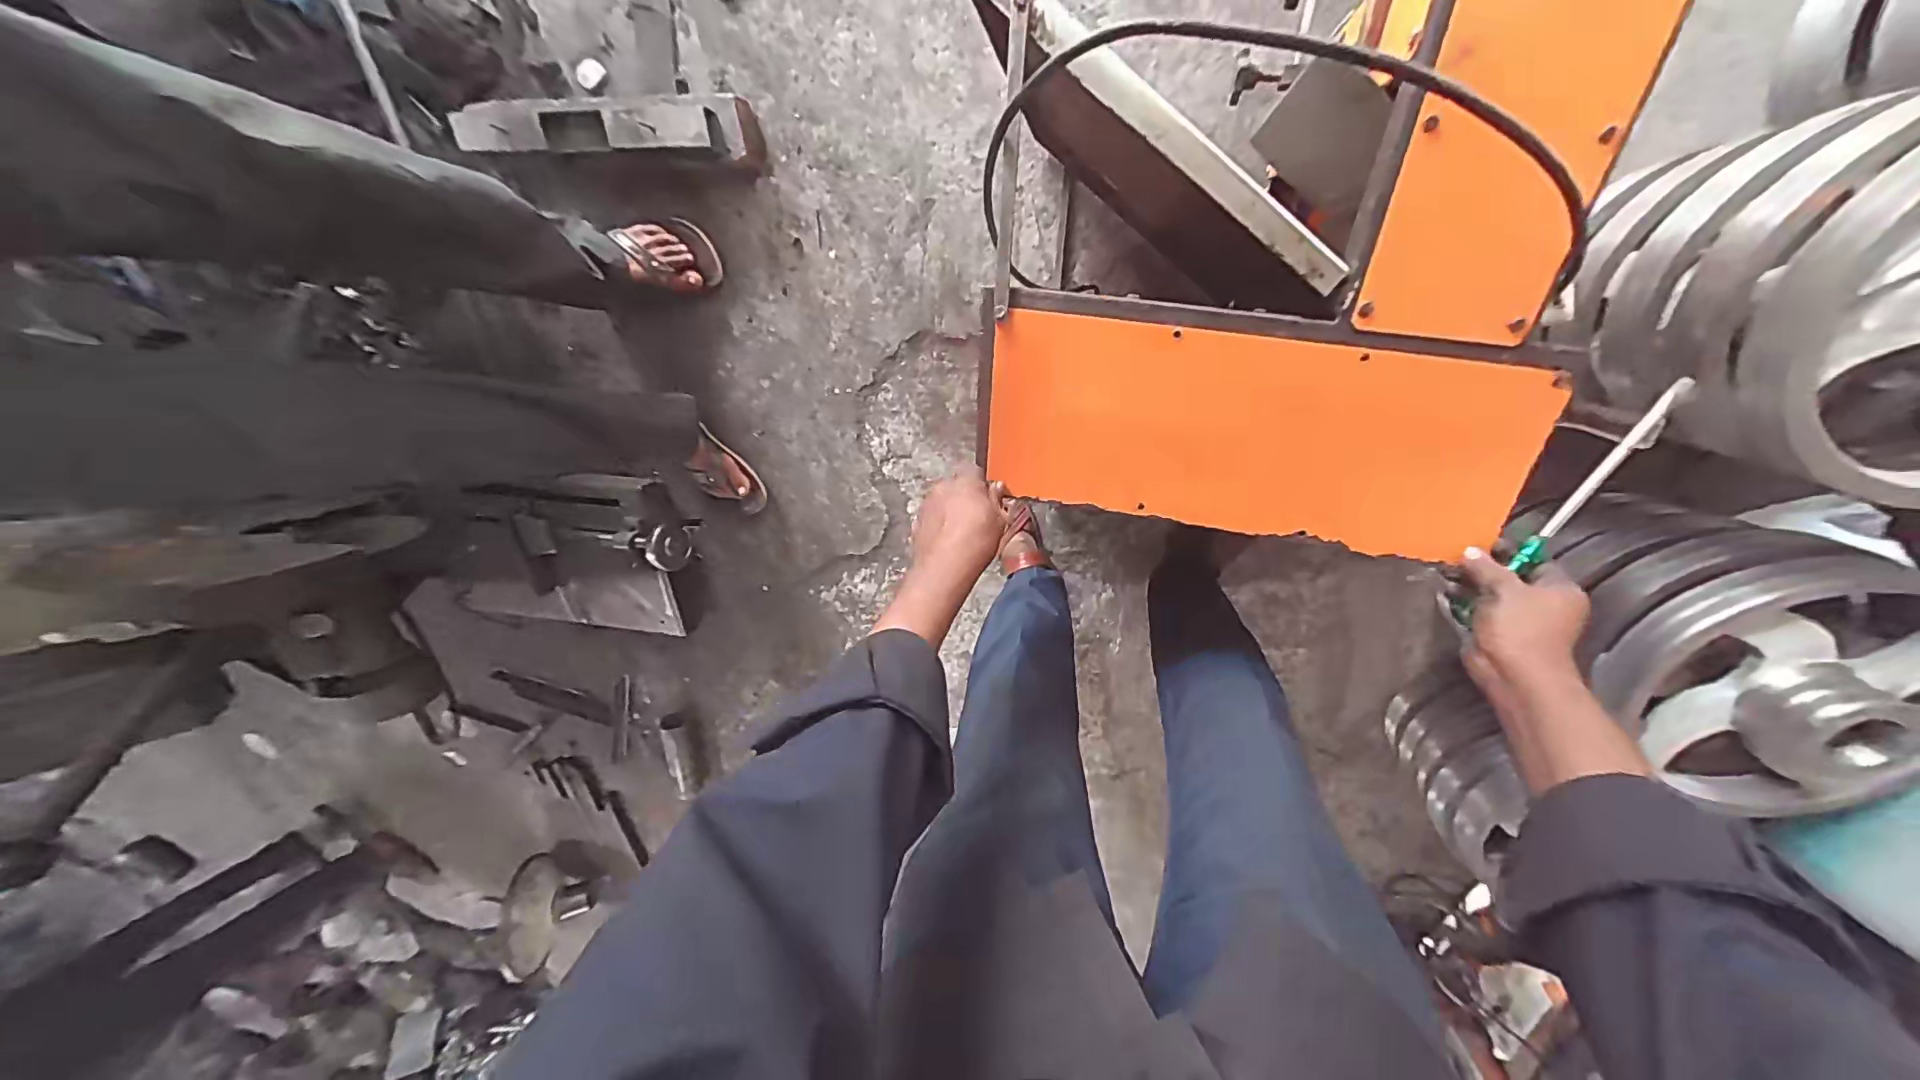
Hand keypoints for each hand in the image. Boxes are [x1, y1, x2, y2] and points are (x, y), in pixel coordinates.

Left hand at [907, 466, 1009, 582]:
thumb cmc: (975, 542)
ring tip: (963, 534)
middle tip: (979, 518)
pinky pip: (931, 518)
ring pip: (942, 501)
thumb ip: (998, 500)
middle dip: (965, 497)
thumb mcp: (1001, 521)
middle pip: (956, 485)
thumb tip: (997, 490)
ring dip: (950, 511)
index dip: (983, 486)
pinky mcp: (916, 522)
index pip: (975, 471)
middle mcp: (942, 487)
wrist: (943, 568)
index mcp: (965, 481)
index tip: (991, 500)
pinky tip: (949, 542)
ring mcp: (926, 504)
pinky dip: (939, 525)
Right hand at [1458, 546, 1589, 697]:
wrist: (1514, 674)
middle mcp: (1545, 603)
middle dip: (1483, 568)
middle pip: (1511, 577)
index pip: (1535, 560)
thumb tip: (1470, 550)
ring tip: (1446, 572)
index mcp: (1560, 589)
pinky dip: (1466, 602)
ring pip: (1493, 593)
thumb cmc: (1520, 628)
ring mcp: (1521, 619)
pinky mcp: (1499, 632)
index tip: (1480, 544)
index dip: (1509, 551)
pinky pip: (1482, 609)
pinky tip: (1447, 592)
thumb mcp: (1504, 589)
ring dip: (1471, 584)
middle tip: (1457, 558)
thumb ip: (1486, 567)